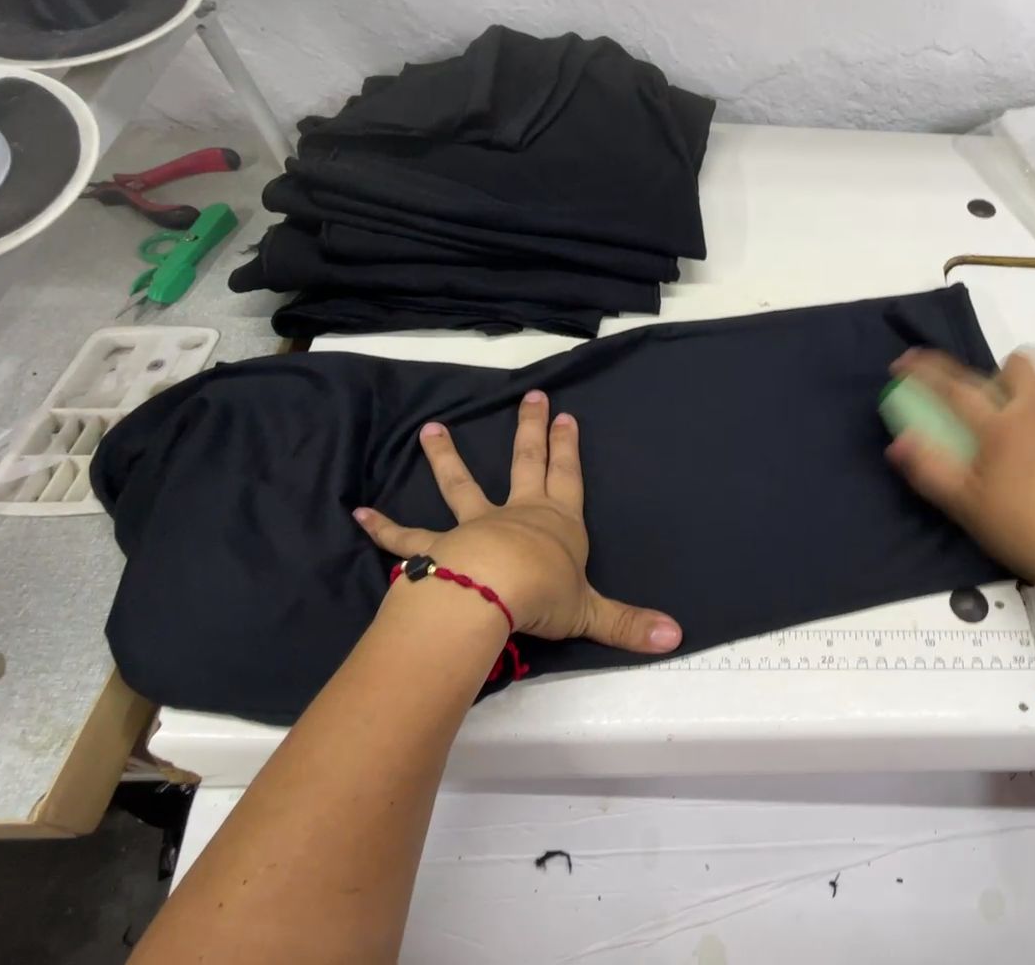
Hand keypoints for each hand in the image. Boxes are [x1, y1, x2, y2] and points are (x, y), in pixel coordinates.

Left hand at [352, 391, 682, 653]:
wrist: (491, 595)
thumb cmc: (545, 596)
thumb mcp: (592, 611)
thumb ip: (629, 624)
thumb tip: (675, 637)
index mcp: (558, 524)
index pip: (567, 476)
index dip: (568, 447)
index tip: (565, 416)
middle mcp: (518, 515)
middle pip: (525, 463)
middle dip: (529, 430)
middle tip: (529, 398)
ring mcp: (473, 527)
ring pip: (460, 486)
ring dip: (446, 458)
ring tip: (431, 430)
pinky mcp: (437, 549)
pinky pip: (406, 537)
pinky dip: (383, 526)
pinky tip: (359, 513)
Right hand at [886, 349, 1034, 582]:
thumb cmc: (1023, 529)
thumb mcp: (966, 506)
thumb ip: (930, 469)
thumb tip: (898, 442)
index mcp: (1000, 427)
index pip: (954, 387)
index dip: (926, 370)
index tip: (905, 362)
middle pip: (1016, 362)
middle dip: (995, 373)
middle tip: (985, 407)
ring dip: (1027, 386)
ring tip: (1018, 418)